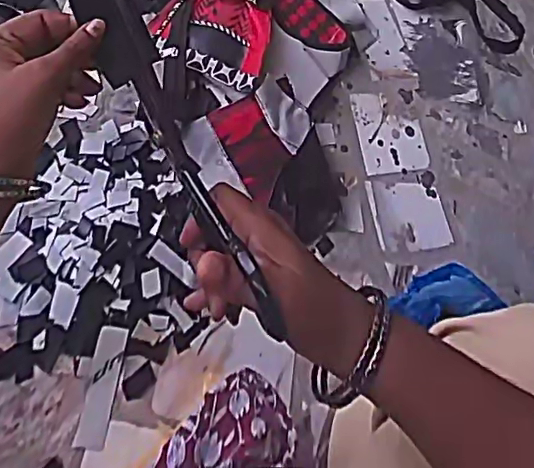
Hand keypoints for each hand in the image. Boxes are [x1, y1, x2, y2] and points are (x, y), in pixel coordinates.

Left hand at [0, 11, 103, 178]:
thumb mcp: (46, 78)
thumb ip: (75, 49)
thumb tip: (94, 27)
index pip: (39, 20)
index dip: (69, 28)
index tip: (94, 36)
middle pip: (44, 45)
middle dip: (73, 56)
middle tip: (92, 65)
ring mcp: (1, 88)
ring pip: (46, 69)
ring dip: (71, 76)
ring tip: (87, 86)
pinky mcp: (12, 110)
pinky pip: (42, 90)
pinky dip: (61, 92)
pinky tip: (75, 100)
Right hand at [182, 184, 375, 375]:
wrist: (343, 334)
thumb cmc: (318, 309)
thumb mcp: (268, 294)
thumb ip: (232, 277)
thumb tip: (204, 261)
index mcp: (262, 227)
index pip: (220, 198)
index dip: (198, 218)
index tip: (190, 247)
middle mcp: (261, 233)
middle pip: (214, 227)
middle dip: (204, 258)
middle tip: (208, 287)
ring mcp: (261, 252)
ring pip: (220, 251)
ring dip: (212, 279)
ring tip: (217, 305)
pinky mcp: (262, 271)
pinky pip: (231, 269)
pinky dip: (221, 287)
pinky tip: (219, 306)